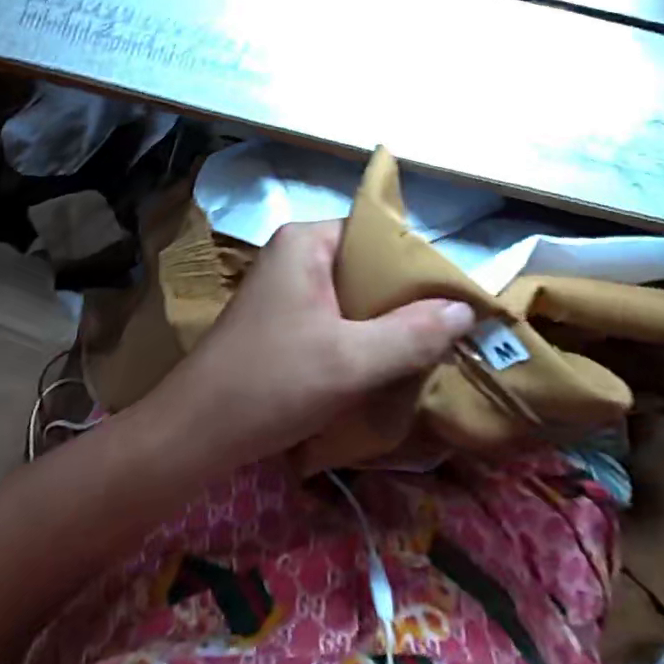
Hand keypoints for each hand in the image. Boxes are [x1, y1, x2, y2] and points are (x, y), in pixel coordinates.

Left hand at [137, 220, 474, 469]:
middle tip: (449, 329)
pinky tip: (388, 363)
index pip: (378, 234)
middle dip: (406, 298)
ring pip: (353, 295)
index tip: (456, 297)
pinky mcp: (283, 319)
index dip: (419, 264)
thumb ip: (413, 333)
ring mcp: (285, 287)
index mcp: (306, 241)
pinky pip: (336, 316)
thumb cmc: (273, 383)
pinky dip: (362, 337)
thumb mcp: (352, 360)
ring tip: (428, 348)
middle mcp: (294, 254)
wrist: (197, 429)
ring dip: (386, 322)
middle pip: (367, 265)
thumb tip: (466, 308)